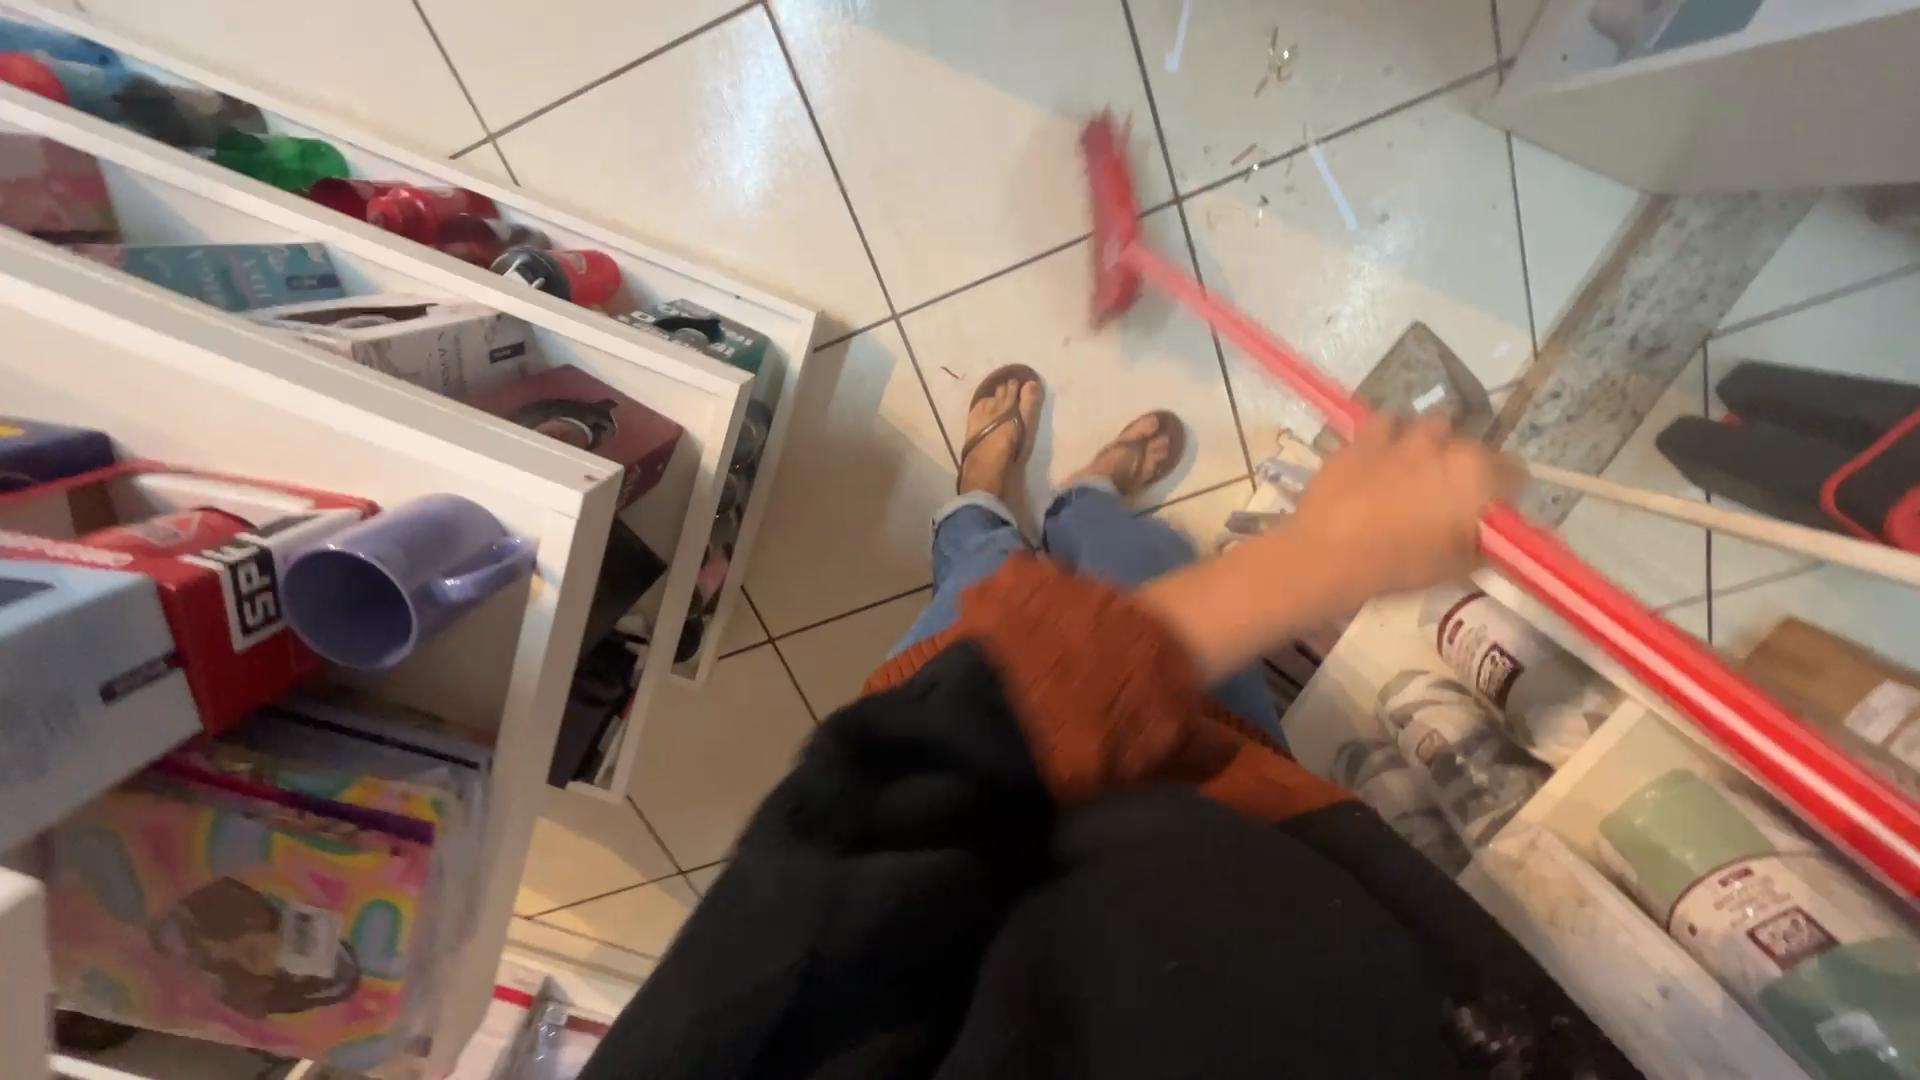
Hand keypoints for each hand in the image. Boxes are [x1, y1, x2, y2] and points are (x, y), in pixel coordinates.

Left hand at [1285, 414, 1523, 602]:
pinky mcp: (1360, 440)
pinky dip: (1387, 434)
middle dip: (1461, 462)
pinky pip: (1382, 423)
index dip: (1502, 489)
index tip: (1487, 506)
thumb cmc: (1400, 562)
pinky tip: (1379, 451)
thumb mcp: (1458, 563)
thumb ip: (1484, 540)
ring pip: (1426, 424)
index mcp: (1475, 473)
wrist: (1329, 551)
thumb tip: (1492, 531)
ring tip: (1413, 463)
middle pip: (1466, 444)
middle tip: (1444, 487)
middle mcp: (1442, 446)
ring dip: (1426, 440)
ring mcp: (1398, 438)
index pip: (1512, 471)